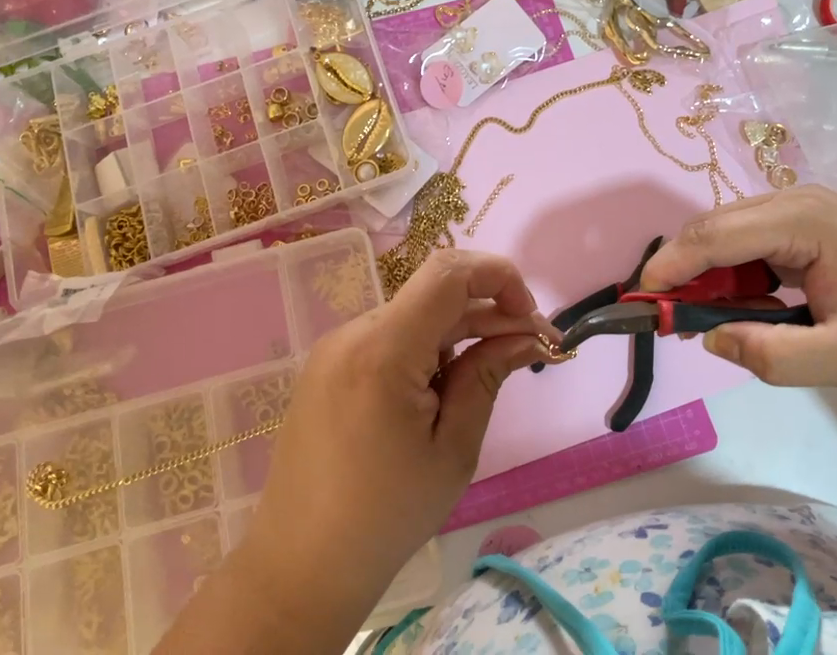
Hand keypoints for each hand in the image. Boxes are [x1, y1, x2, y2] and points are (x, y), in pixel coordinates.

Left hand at [241, 250, 549, 606]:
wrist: (301, 563)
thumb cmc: (387, 514)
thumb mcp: (453, 448)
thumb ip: (486, 376)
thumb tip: (525, 334)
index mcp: (382, 350)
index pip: (447, 273)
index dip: (498, 277)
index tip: (530, 319)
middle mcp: (352, 334)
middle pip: (432, 295)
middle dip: (489, 311)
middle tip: (535, 348)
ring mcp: (334, 350)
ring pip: (412, 317)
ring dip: (459, 332)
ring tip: (493, 371)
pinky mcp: (327, 369)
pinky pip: (387, 339)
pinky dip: (426, 349)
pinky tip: (444, 388)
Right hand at [640, 187, 836, 390]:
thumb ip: (774, 355)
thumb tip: (709, 337)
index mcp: (808, 221)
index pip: (719, 234)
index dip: (673, 264)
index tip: (640, 299)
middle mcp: (797, 201)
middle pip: (716, 227)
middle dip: (684, 271)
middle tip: (666, 320)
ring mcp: (800, 210)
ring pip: (726, 234)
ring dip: (706, 275)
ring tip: (701, 320)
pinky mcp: (802, 226)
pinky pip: (746, 244)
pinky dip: (730, 276)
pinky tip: (741, 309)